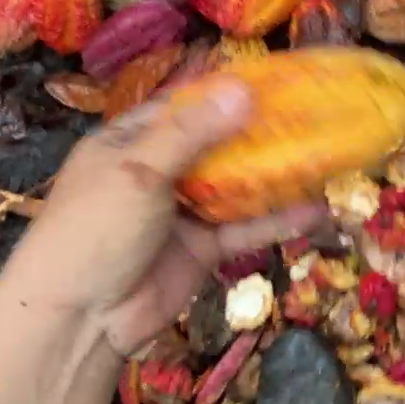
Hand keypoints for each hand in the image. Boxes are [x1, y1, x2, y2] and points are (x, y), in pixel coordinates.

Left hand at [0, 73, 325, 356]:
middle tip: (314, 116)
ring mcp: (186, 210)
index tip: (276, 82)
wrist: (79, 321)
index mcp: (131, 142)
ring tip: (325, 158)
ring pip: (240, 186)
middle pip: (220, 144)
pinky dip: (280, 220)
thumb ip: (192, 133)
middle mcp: (161, 171)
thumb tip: (244, 90)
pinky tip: (317, 211)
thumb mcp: (138, 171)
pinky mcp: (206, 246)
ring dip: (278, 175)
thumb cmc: (94, 231)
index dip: (227, 93)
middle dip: (263, 133)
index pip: (185, 107)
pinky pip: (248, 227)